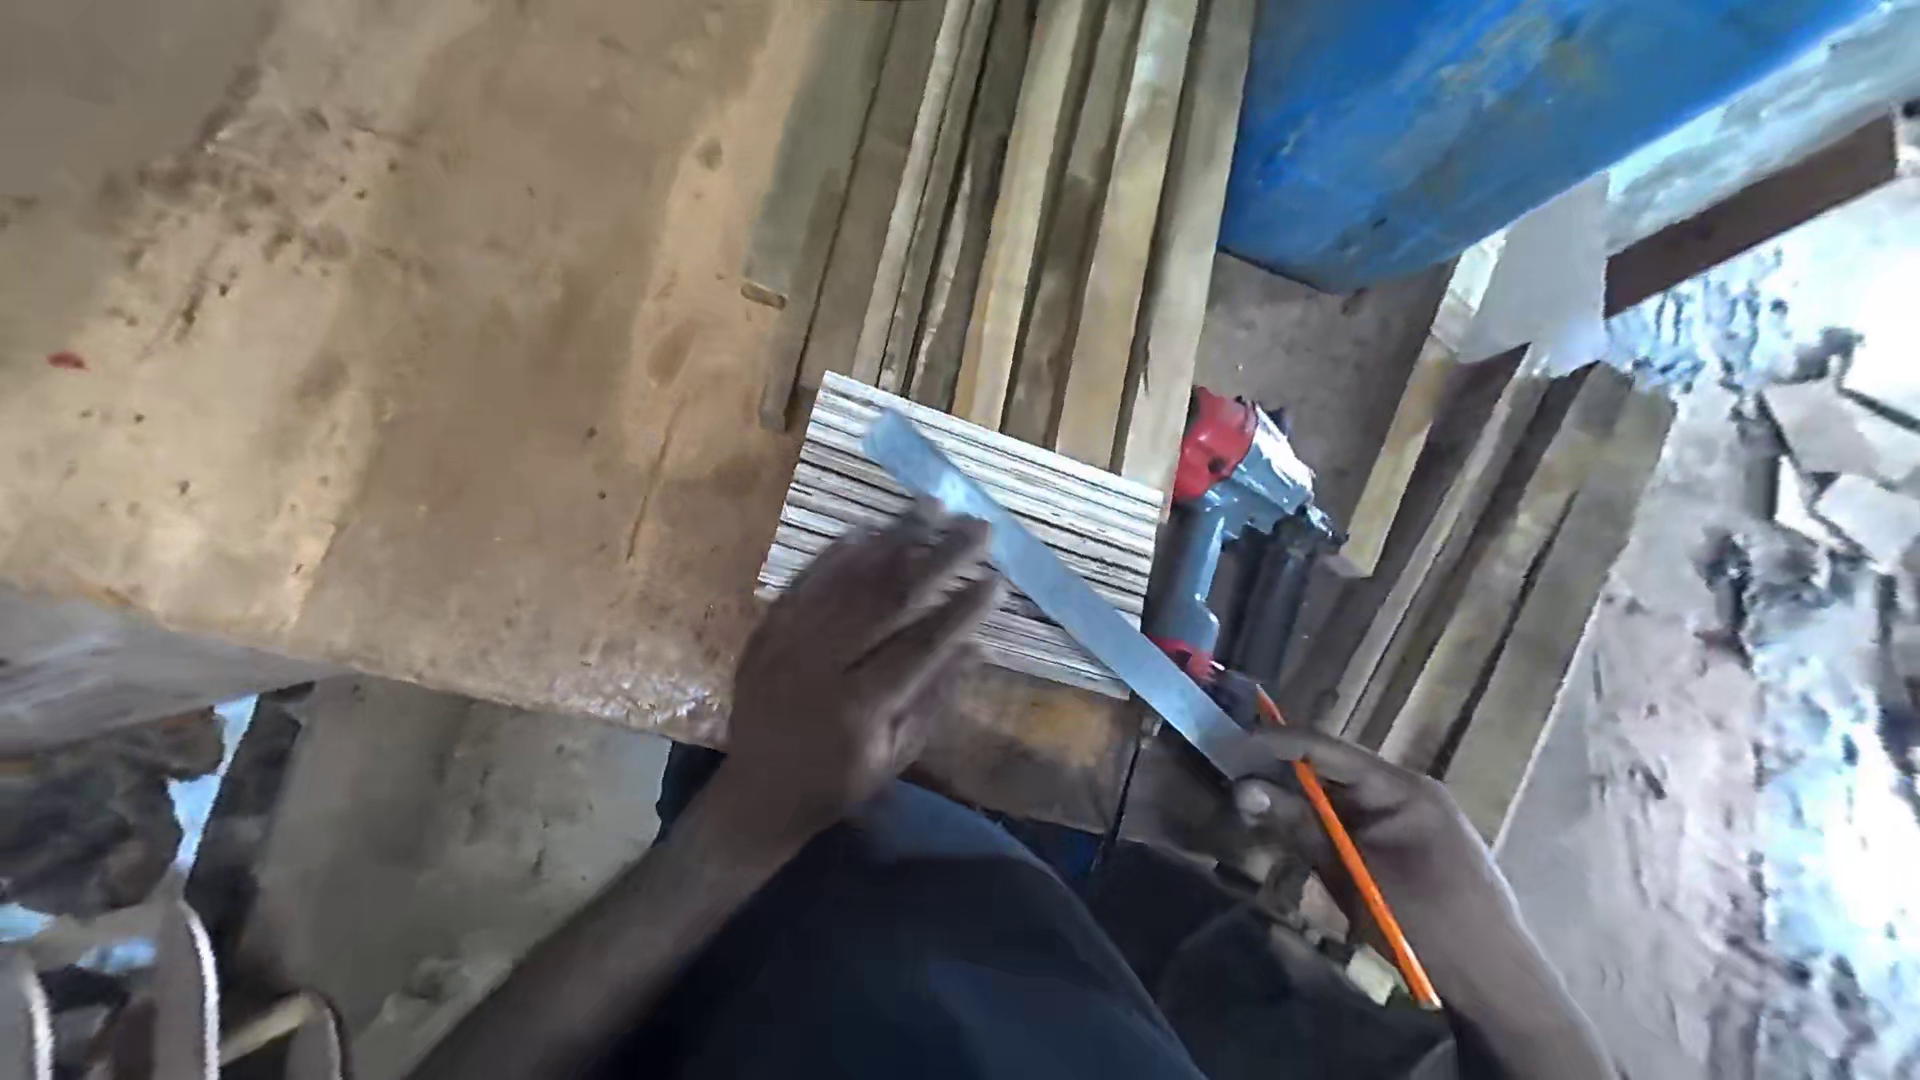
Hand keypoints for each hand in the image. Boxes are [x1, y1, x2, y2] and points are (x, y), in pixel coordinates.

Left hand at [723, 509, 1003, 842]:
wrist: (757, 791)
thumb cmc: (837, 781)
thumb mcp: (895, 756)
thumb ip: (934, 700)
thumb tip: (975, 645)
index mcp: (860, 706)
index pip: (923, 644)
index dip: (963, 609)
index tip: (998, 579)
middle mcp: (823, 663)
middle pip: (890, 598)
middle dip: (941, 557)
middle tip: (979, 528)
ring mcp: (790, 639)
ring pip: (851, 577)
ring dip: (895, 538)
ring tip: (932, 507)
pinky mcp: (769, 627)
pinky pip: (807, 578)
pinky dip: (840, 550)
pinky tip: (871, 526)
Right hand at [1233, 729, 1521, 968]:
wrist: (1499, 992)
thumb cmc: (1429, 925)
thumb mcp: (1354, 873)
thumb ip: (1299, 825)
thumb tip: (1242, 789)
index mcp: (1402, 788)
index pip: (1326, 749)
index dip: (1277, 741)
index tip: (1234, 743)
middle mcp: (1405, 791)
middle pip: (1328, 768)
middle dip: (1280, 770)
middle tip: (1235, 776)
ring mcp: (1406, 816)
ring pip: (1335, 793)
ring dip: (1295, 798)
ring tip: (1254, 803)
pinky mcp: (1403, 841)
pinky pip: (1349, 817)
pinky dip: (1316, 820)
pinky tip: (1291, 829)